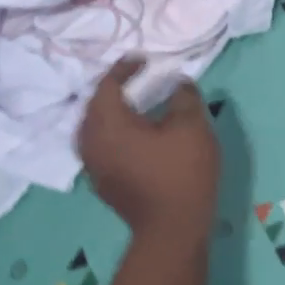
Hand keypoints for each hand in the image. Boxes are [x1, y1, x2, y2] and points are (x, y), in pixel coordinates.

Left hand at [77, 57, 220, 243]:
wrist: (172, 226)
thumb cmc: (182, 170)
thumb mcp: (191, 126)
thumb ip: (183, 98)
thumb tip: (177, 82)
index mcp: (108, 126)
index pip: (106, 88)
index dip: (123, 69)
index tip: (142, 58)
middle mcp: (92, 144)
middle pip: (93, 108)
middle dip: (112, 89)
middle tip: (136, 77)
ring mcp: (94, 166)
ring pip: (94, 129)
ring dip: (111, 111)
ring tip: (135, 102)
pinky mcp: (103, 181)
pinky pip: (100, 145)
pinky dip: (113, 130)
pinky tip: (136, 131)